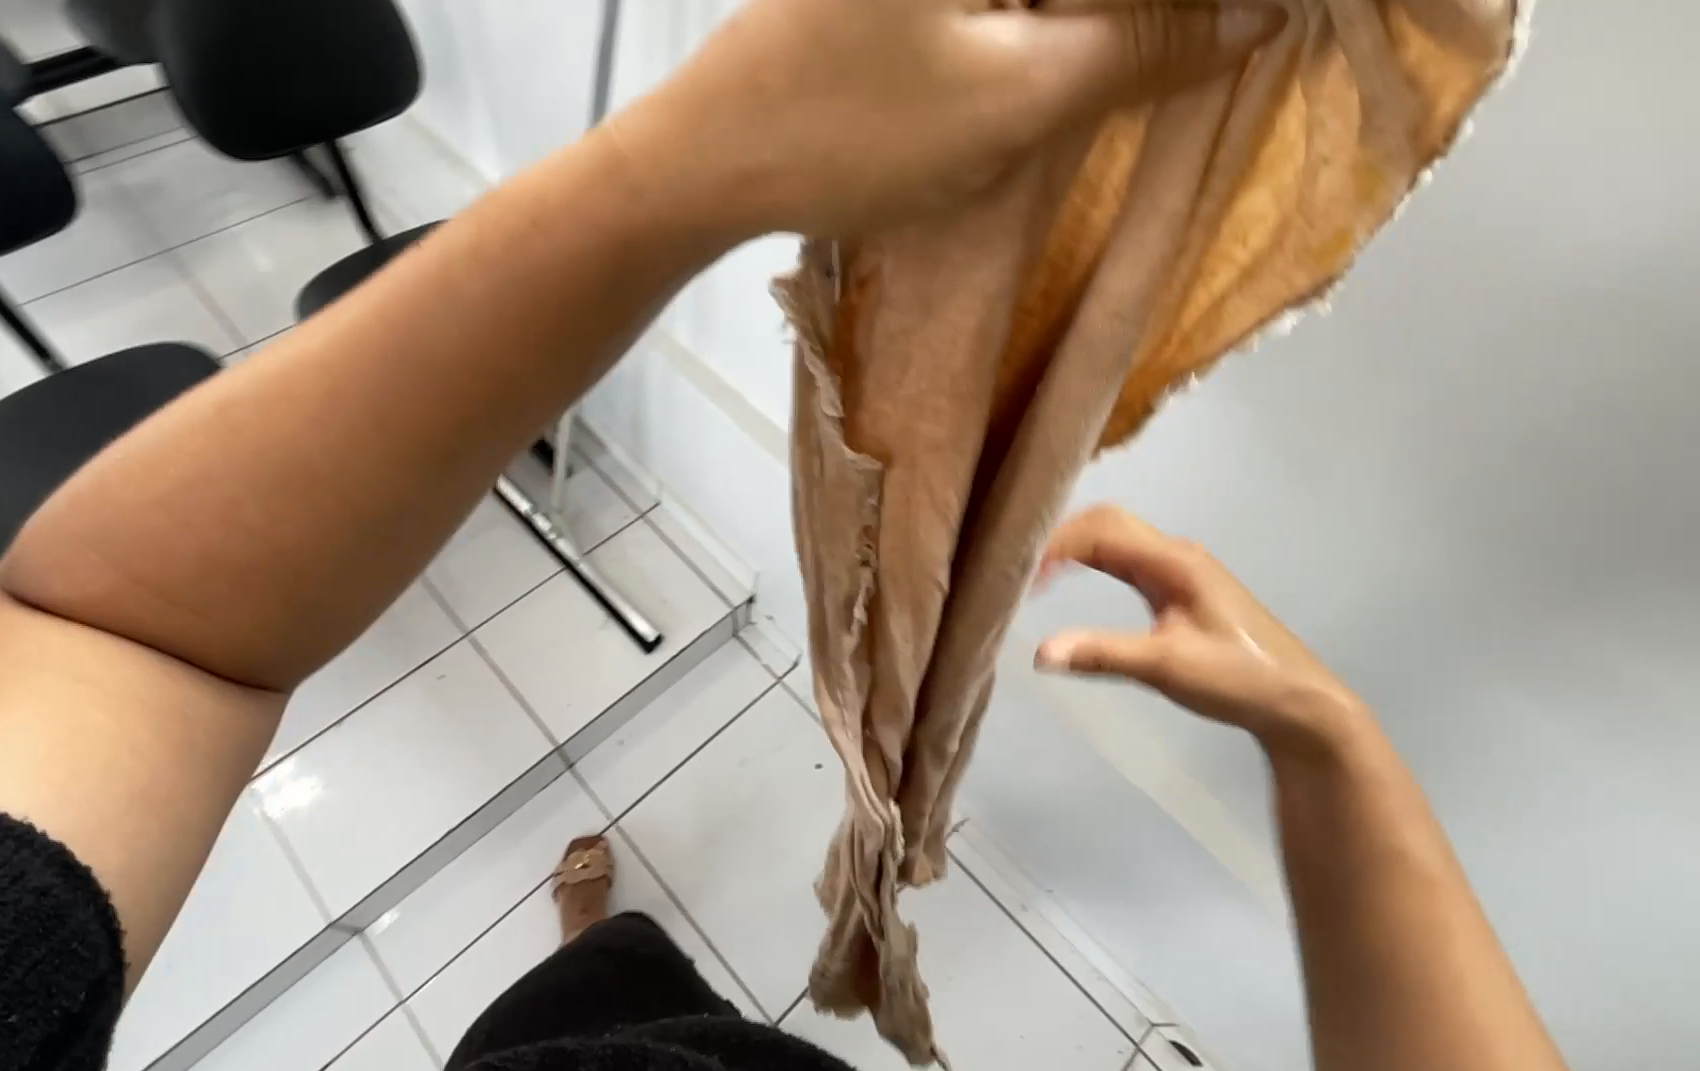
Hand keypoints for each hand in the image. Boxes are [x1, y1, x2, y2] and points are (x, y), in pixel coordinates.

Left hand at [614, 0, 1284, 237]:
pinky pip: (1005, 3)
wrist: (708, 161)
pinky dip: (1047, 26)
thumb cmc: (846, 133)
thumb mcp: (1008, 102)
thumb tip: (1257, 16)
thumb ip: (1137, 51)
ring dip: (1103, 33)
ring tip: (1163, 60)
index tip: (1247, 39)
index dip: (1187, 18)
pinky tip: (1081, 57)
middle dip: (1146, 28)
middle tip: (1213, 52)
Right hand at [1032, 505, 1368, 750]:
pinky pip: (1120, 554)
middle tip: (1016, 563)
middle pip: (1105, 519)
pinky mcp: (1174, 583)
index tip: (1019, 574)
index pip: (1101, 530)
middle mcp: (1173, 552)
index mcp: (1174, 562)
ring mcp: (1176, 566)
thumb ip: (1102, 654)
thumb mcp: (1168, 668)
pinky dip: (1086, 557)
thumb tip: (1039, 653)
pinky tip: (1066, 574)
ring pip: (1112, 533)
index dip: (1054, 544)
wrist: (1298, 703)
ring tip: (1031, 567)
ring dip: (1071, 542)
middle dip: (1057, 533)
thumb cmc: (1238, 680)